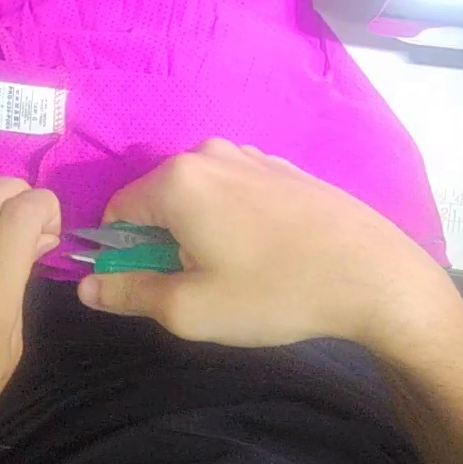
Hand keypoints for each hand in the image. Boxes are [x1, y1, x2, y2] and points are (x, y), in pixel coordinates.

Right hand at [77, 139, 454, 351]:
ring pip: (195, 196)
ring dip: (195, 231)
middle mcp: (207, 154)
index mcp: (175, 181)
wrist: (377, 277)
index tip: (150, 286)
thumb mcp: (188, 309)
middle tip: (197, 285)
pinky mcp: (281, 166)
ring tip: (235, 269)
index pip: (116, 213)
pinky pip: (231, 191)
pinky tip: (264, 251)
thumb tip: (85, 288)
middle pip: (155, 201)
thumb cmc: (274, 293)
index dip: (121, 254)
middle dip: (161, 242)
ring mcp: (249, 154)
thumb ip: (128, 294)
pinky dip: (229, 219)